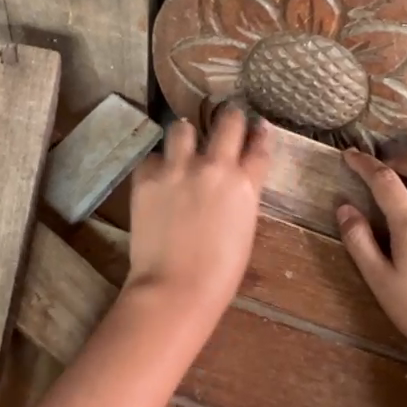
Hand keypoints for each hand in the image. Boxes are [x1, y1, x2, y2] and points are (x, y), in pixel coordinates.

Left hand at [125, 107, 271, 319]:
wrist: (176, 289)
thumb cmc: (220, 274)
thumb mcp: (244, 230)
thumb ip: (241, 199)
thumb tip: (233, 185)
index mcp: (246, 185)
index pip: (259, 145)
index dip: (260, 133)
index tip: (257, 126)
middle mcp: (215, 167)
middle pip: (227, 121)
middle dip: (229, 117)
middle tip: (225, 120)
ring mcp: (178, 169)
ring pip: (182, 128)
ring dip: (185, 135)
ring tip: (183, 146)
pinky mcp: (147, 178)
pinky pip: (152, 158)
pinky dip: (156, 166)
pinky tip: (157, 180)